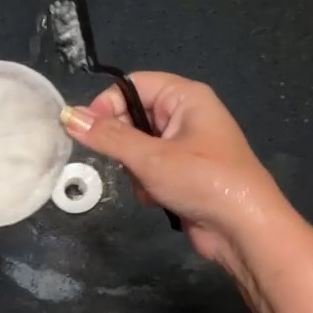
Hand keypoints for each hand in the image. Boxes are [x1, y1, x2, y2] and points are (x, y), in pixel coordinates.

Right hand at [60, 73, 284, 277]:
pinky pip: (150, 170)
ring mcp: (186, 146)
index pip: (134, 85)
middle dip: (122, 143)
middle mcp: (186, 116)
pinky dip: (147, 184)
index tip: (88, 131)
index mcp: (186, 97)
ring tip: (148, 185)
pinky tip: (157, 199)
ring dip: (134, 169)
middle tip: (121, 163)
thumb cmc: (203, 181)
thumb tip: (69, 116)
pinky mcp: (184, 174)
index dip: (107, 104)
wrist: (243, 228)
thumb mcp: (151, 158)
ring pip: (138, 148)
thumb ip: (108, 137)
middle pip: (134, 116)